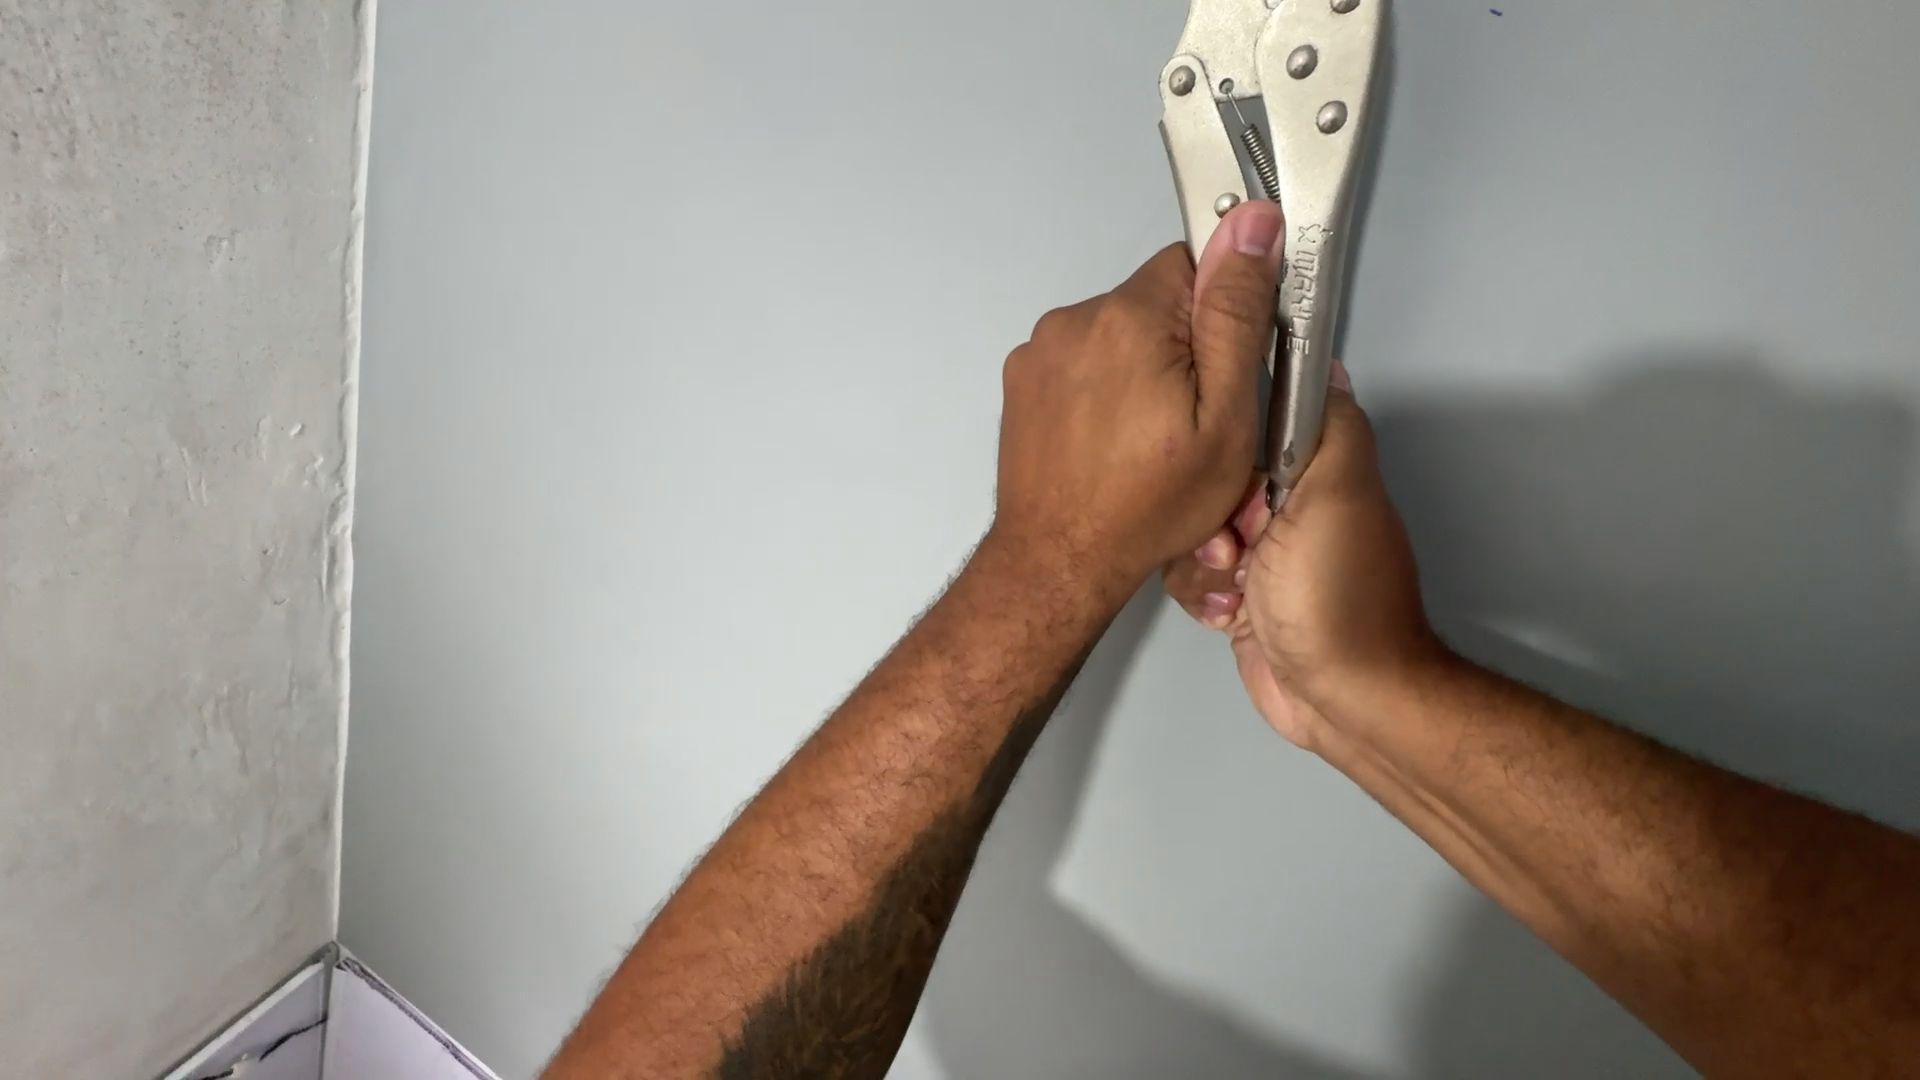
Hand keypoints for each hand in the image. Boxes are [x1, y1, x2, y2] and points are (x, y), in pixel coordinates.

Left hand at [988, 202, 1286, 600]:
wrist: (1058, 557)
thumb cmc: (1147, 505)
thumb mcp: (1223, 418)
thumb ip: (1235, 314)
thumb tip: (1251, 223)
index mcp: (1128, 318)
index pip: (1192, 263)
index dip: (1215, 314)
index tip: (1214, 371)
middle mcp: (1072, 320)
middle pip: (1149, 302)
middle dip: (1174, 346)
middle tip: (1178, 419)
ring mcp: (1038, 351)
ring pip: (1111, 334)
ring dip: (1132, 368)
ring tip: (1135, 437)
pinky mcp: (1020, 381)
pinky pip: (1075, 361)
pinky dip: (1094, 387)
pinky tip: (1100, 438)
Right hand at [1164, 367, 1443, 749]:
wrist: (1337, 696)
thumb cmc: (1332, 593)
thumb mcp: (1340, 497)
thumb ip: (1332, 428)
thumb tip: (1327, 361)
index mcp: (1310, 479)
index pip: (1239, 443)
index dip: (1221, 466)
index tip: (1232, 503)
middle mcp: (1282, 513)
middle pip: (1203, 491)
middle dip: (1206, 526)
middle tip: (1233, 556)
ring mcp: (1256, 559)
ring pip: (1188, 537)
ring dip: (1200, 570)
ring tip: (1236, 597)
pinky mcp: (1236, 599)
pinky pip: (1190, 578)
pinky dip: (1203, 599)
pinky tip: (1229, 618)